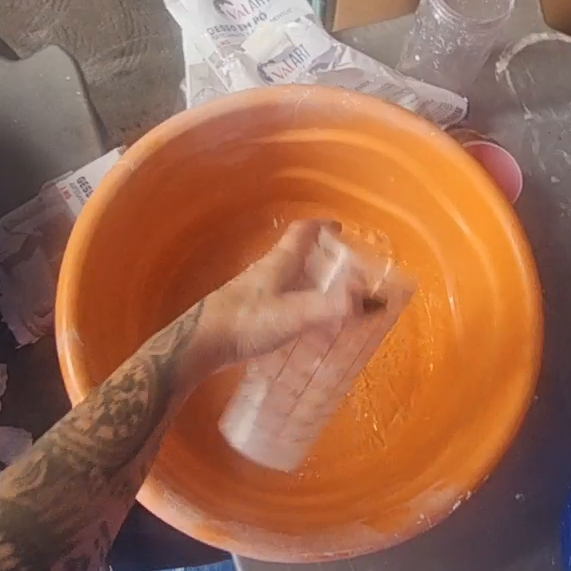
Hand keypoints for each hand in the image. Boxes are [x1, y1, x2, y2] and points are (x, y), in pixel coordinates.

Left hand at [183, 220, 367, 376]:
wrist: (200, 345)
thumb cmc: (245, 320)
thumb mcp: (294, 313)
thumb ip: (332, 306)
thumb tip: (371, 298)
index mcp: (279, 262)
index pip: (302, 232)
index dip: (322, 226)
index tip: (340, 228)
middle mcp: (268, 272)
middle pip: (298, 255)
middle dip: (323, 258)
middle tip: (346, 270)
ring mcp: (257, 293)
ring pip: (290, 279)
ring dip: (311, 284)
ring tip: (333, 298)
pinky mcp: (250, 314)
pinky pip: (283, 302)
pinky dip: (300, 306)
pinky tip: (307, 325)